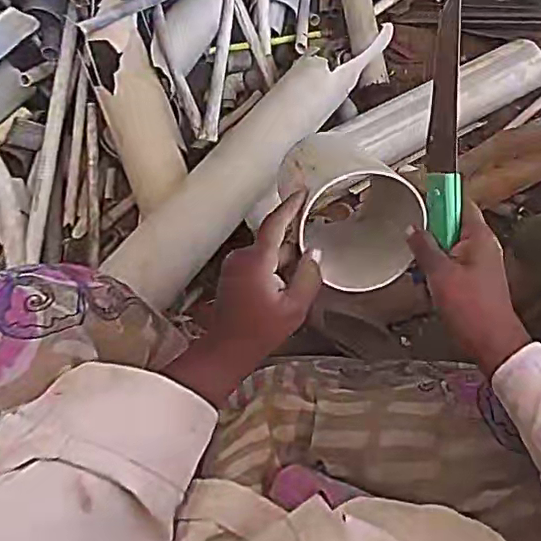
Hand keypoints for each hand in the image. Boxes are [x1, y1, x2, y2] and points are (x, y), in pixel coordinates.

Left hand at [163, 190, 322, 406]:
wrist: (227, 348)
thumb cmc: (259, 331)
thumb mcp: (295, 307)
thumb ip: (308, 275)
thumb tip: (314, 252)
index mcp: (256, 261)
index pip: (275, 224)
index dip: (290, 205)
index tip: (302, 192)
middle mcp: (241, 257)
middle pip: (275, 242)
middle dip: (291, 255)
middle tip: (299, 278)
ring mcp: (233, 264)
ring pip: (267, 253)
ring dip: (281, 265)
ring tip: (285, 295)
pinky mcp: (231, 272)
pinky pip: (258, 261)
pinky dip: (271, 271)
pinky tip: (275, 295)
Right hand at [405, 197, 530, 375]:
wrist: (492, 343)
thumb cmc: (473, 311)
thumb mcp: (439, 273)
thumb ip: (424, 247)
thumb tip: (413, 229)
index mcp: (479, 237)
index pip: (461, 201)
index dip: (441, 195)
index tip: (424, 192)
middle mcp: (483, 246)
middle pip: (452, 224)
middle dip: (431, 232)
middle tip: (418, 242)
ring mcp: (480, 263)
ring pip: (449, 245)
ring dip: (432, 254)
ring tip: (424, 271)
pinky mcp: (475, 279)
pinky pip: (452, 263)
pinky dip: (438, 269)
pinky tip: (431, 285)